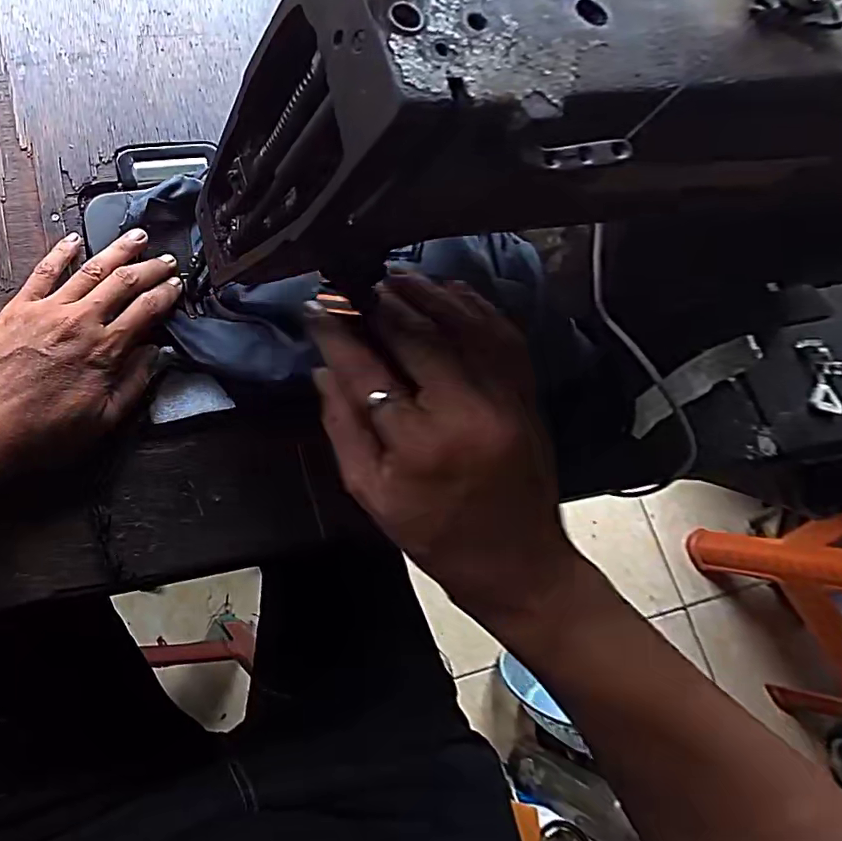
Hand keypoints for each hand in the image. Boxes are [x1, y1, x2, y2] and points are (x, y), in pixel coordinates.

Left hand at [0, 229, 180, 477]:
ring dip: (117, 250)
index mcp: (103, 351)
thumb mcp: (100, 423)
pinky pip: (44, 271)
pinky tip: (73, 240)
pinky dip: (61, 252)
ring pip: (91, 269)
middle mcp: (79, 322)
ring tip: (135, 238)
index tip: (176, 286)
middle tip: (165, 259)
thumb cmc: (38, 434)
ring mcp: (48, 311)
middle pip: (124, 282)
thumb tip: (154, 357)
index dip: (166, 294)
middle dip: (150, 267)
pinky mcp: (18, 309)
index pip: (146, 310)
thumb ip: (132, 386)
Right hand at [307, 271, 582, 623]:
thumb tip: (323, 370)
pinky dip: (472, 306)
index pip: (368, 371)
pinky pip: (501, 334)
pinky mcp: (526, 394)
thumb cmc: (432, 532)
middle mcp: (468, 410)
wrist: (517, 561)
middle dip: (377, 305)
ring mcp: (505, 397)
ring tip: (390, 279)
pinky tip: (446, 291)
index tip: (315, 311)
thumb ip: (341, 427)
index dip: (337, 336)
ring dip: (425, 294)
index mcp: (420, 443)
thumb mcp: (368, 491)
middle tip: (348, 288)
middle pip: (418, 336)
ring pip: (464, 325)